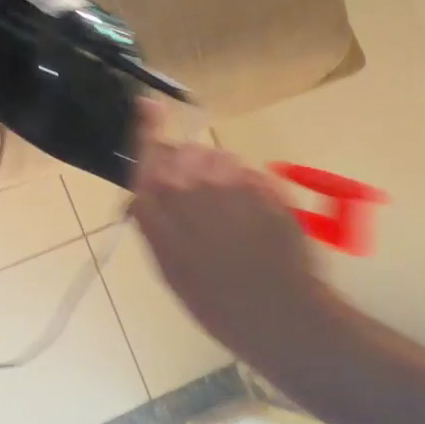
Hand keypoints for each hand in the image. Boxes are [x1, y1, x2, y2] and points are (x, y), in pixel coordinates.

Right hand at [129, 103, 349, 372]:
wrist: (282, 319)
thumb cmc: (215, 303)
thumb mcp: (168, 266)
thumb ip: (153, 221)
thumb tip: (142, 193)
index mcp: (161, 205)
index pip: (148, 155)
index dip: (148, 128)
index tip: (149, 104)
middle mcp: (194, 186)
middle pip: (183, 152)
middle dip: (183, 164)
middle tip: (192, 195)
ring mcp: (235, 185)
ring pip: (217, 158)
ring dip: (215, 173)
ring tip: (226, 211)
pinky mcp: (271, 189)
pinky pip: (250, 173)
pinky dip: (246, 185)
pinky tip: (252, 216)